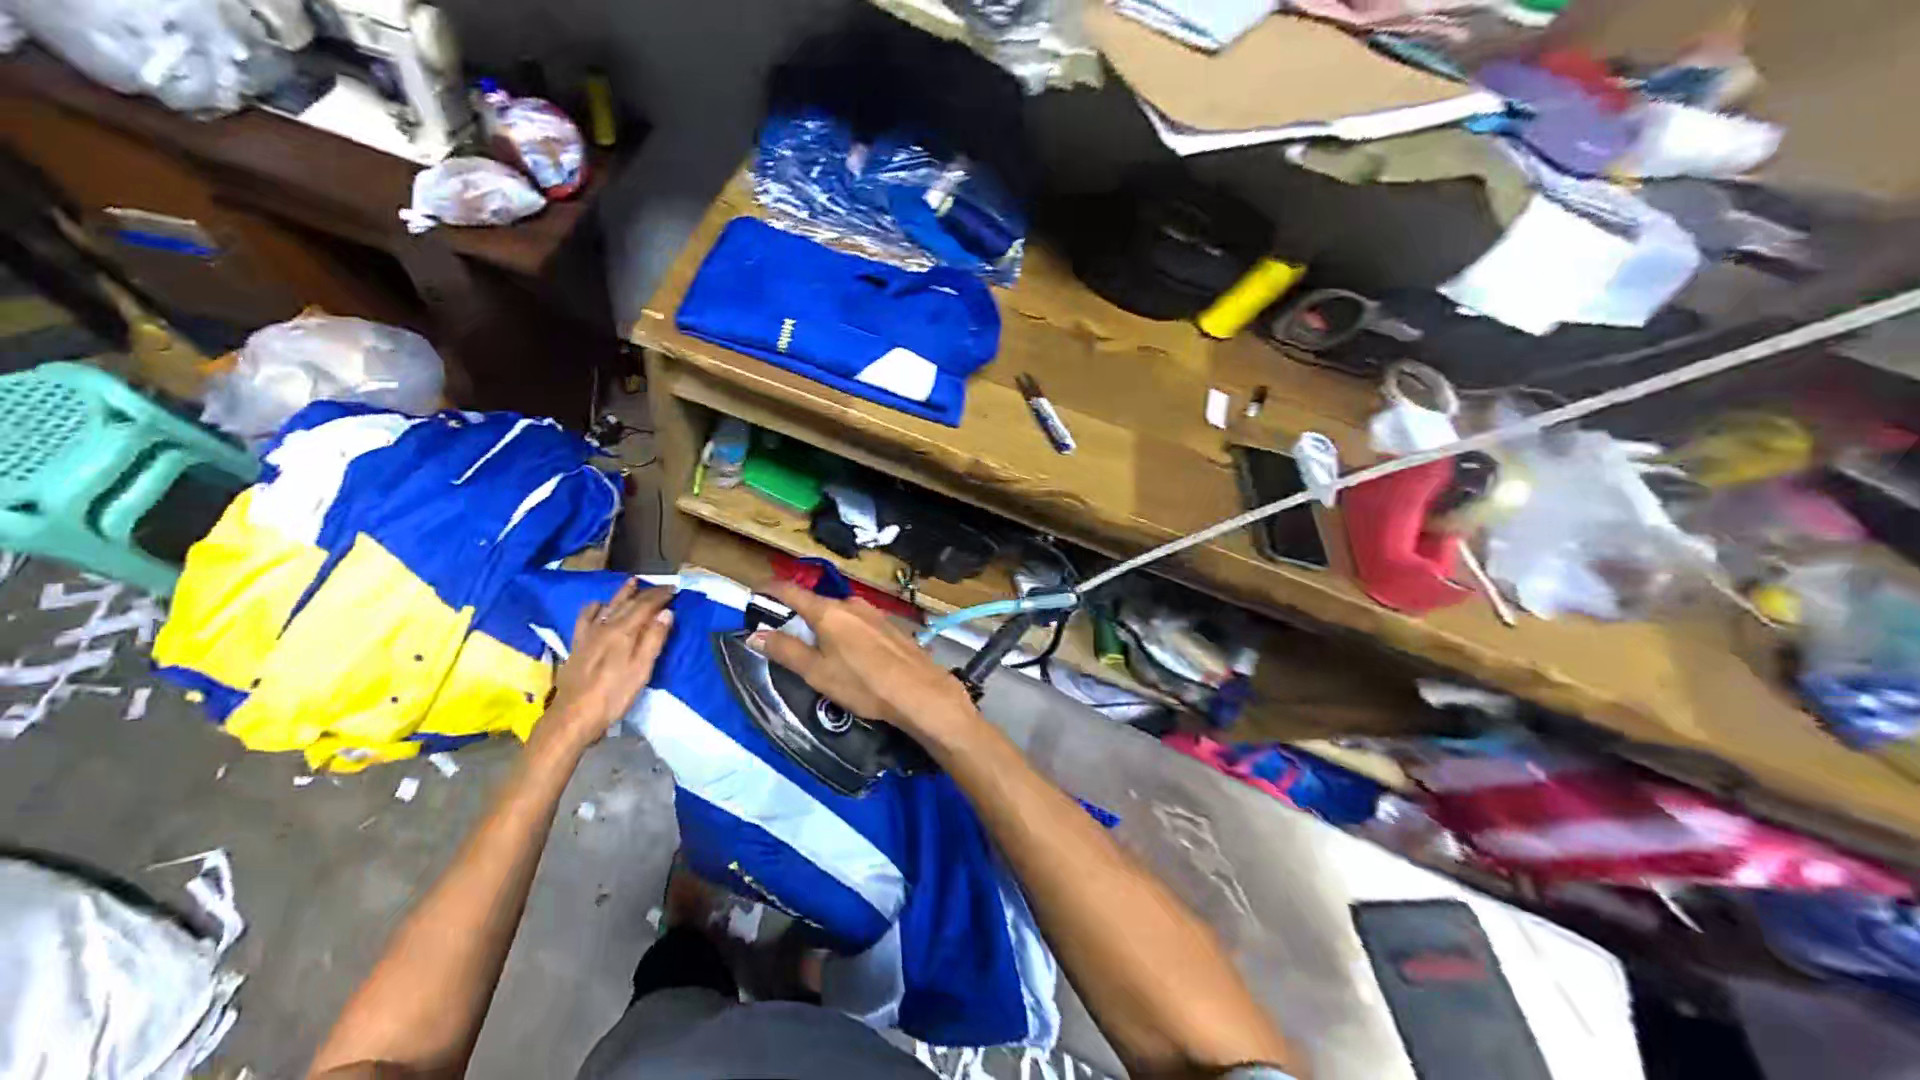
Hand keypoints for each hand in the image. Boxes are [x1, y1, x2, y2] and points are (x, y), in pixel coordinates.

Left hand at [533, 580, 675, 760]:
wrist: (573, 716)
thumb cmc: (613, 696)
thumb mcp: (641, 670)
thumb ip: (654, 639)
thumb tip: (666, 612)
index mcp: (623, 632)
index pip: (645, 606)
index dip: (660, 596)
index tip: (674, 589)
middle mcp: (604, 627)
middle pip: (627, 603)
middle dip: (646, 592)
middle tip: (661, 586)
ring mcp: (588, 635)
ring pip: (607, 605)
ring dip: (622, 593)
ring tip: (632, 583)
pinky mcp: (577, 644)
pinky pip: (585, 617)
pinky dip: (595, 607)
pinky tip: (599, 606)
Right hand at [750, 582, 978, 739]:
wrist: (919, 692)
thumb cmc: (862, 683)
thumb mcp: (816, 672)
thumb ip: (785, 651)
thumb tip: (755, 635)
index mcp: (828, 611)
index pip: (791, 591)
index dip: (770, 591)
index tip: (756, 596)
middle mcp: (851, 604)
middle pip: (816, 603)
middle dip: (797, 616)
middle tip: (785, 638)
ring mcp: (874, 613)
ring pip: (839, 614)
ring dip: (823, 626)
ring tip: (818, 652)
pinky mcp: (890, 626)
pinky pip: (857, 623)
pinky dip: (844, 633)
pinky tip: (850, 656)